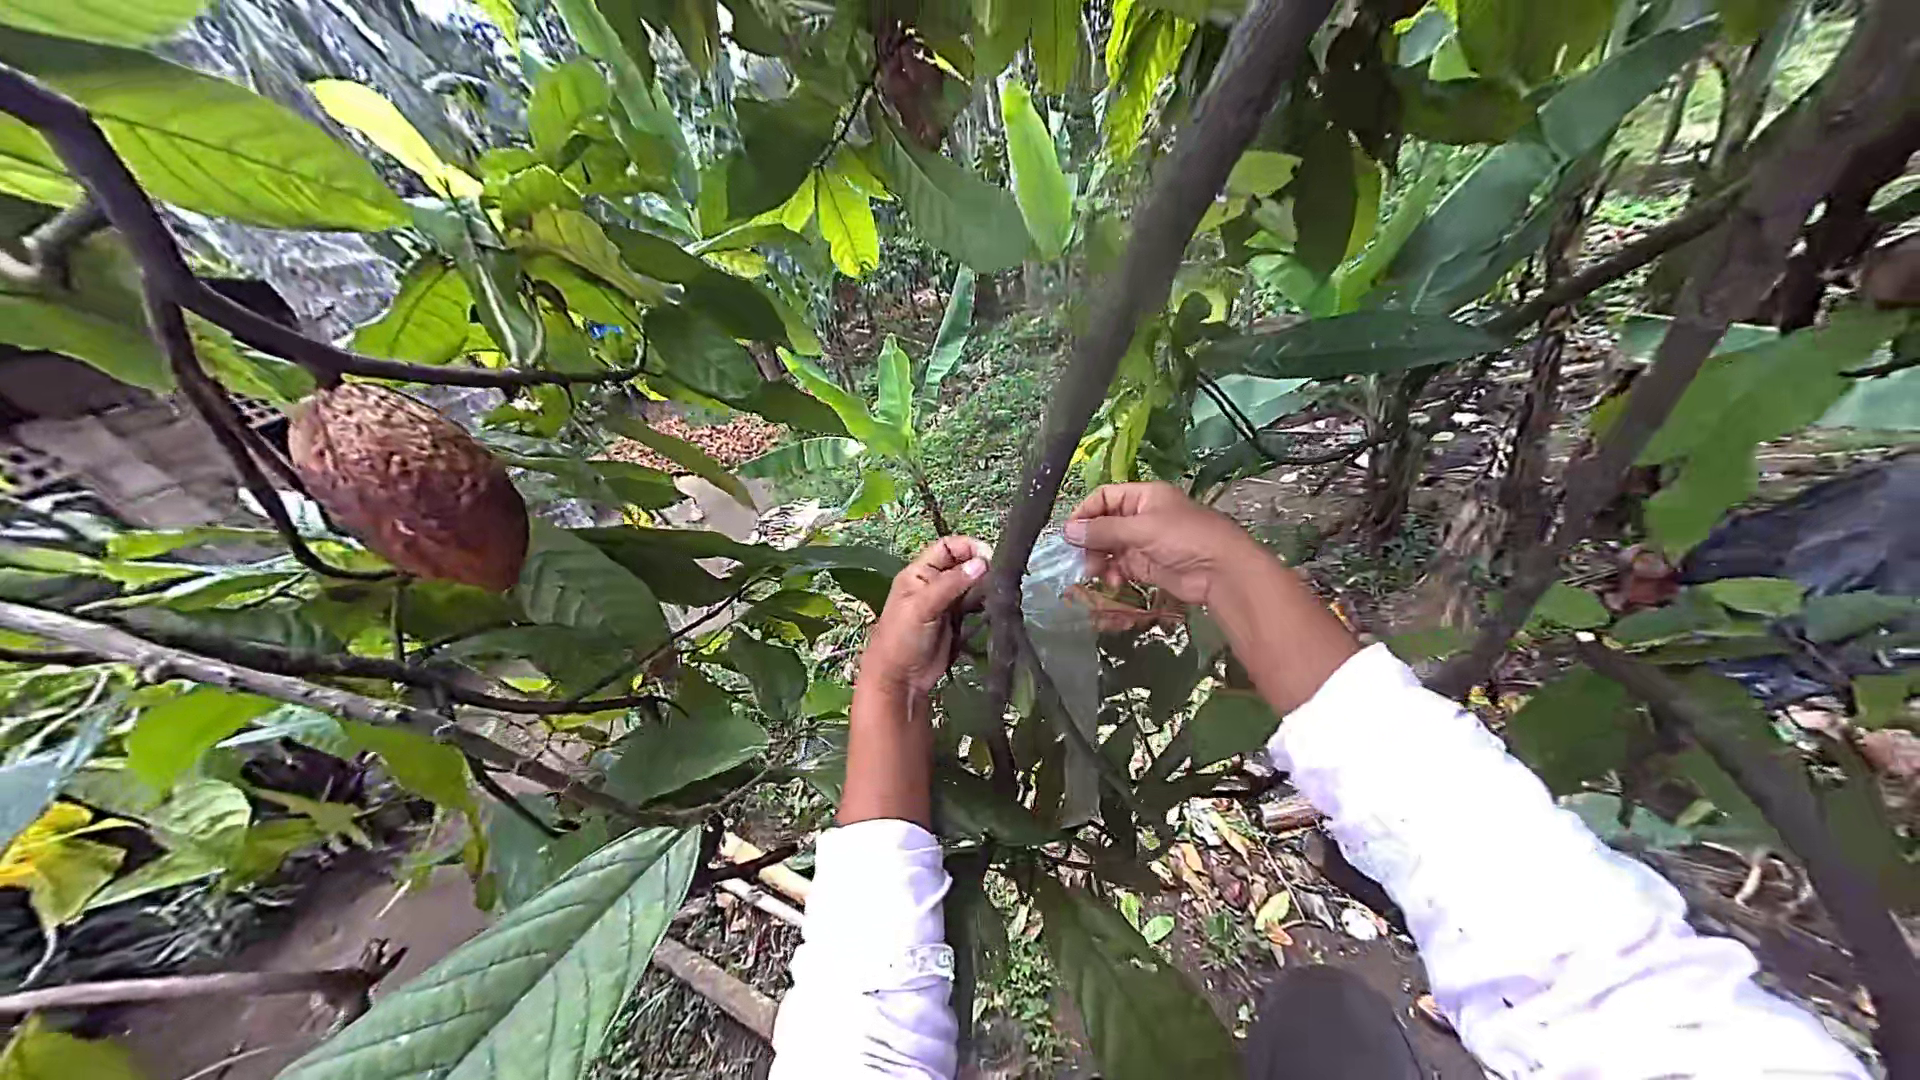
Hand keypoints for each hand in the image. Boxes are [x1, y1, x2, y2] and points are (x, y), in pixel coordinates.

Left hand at [859, 535, 990, 698]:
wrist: (900, 680)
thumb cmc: (902, 639)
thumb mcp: (922, 607)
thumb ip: (951, 584)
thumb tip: (982, 563)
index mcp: (919, 573)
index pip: (947, 546)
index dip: (968, 547)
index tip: (989, 558)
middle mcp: (934, 584)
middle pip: (962, 564)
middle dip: (981, 567)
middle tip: (999, 578)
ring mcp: (946, 603)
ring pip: (971, 584)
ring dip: (985, 586)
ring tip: (1000, 593)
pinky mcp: (957, 622)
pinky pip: (975, 605)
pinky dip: (986, 604)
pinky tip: (996, 606)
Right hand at [1064, 482, 1264, 605]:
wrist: (1221, 572)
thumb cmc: (1185, 538)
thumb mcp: (1141, 528)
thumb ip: (1103, 530)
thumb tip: (1068, 530)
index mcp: (1143, 496)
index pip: (1103, 498)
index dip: (1085, 513)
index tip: (1069, 533)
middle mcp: (1141, 516)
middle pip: (1103, 524)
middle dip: (1090, 540)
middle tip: (1079, 557)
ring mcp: (1143, 541)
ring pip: (1108, 547)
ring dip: (1098, 559)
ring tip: (1094, 572)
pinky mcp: (1146, 565)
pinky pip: (1119, 566)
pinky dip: (1111, 573)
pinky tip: (1113, 581)